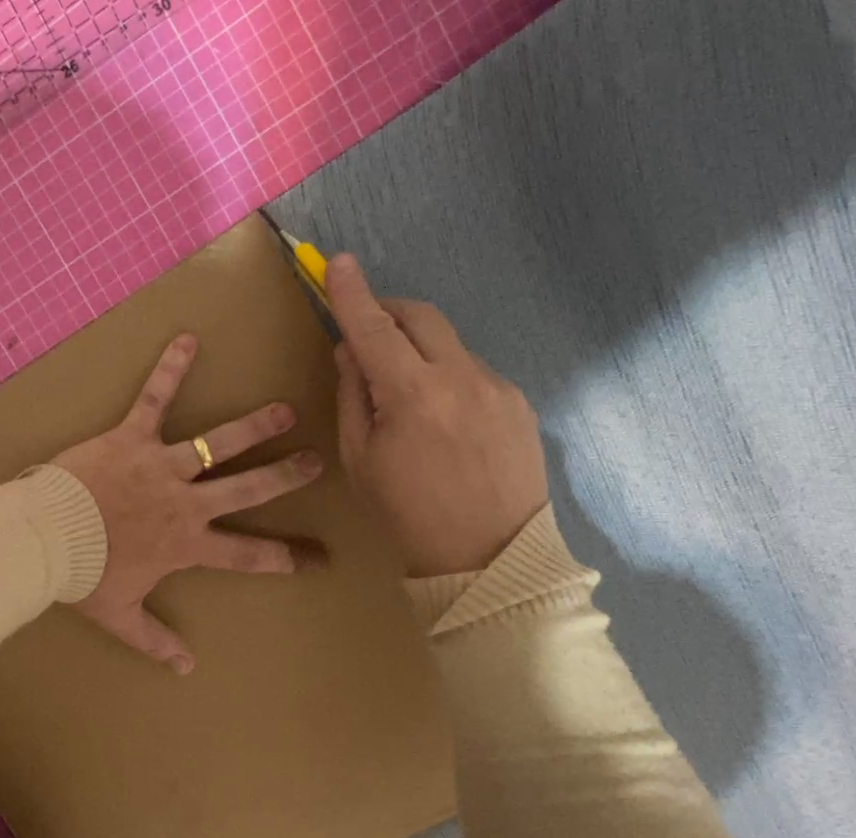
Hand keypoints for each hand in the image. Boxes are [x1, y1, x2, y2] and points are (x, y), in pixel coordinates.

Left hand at [53, 334, 322, 674]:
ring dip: (252, 426)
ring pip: (216, 442)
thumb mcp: (120, 616)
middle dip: (284, 476)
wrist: (44, 540)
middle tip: (315, 463)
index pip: (248, 555)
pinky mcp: (131, 438)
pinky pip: (154, 398)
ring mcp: (160, 466)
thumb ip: (155, 641)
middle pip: (246, 488)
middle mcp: (185, 502)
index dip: (287, 558)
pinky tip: (186, 338)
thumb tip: (186, 669)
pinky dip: (170, 369)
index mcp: (186, 544)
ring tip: (283, 411)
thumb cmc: (82, 577)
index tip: (320, 559)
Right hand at [323, 254, 547, 576]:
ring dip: (418, 350)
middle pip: (421, 316)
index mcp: (413, 395)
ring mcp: (497, 386)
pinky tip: (440, 421)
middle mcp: (461, 377)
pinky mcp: (518, 402)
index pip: (374, 328)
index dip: (351, 294)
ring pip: (448, 344)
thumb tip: (353, 352)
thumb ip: (353, 396)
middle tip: (366, 328)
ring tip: (403, 396)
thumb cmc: (408, 514)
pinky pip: (471, 372)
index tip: (337, 263)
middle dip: (389, 310)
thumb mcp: (360, 460)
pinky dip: (445, 377)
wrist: (490, 557)